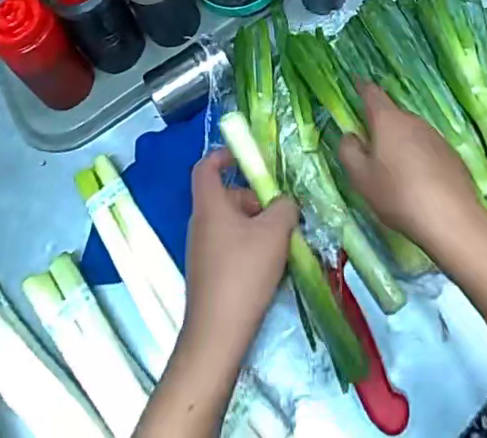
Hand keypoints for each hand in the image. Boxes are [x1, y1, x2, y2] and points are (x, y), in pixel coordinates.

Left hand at [181, 148, 297, 353]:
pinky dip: (250, 247)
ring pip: (231, 223)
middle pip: (226, 196)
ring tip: (284, 240)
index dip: (223, 155)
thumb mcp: (273, 233)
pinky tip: (272, 266)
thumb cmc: (243, 272)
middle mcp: (200, 222)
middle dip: (255, 198)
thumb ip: (284, 208)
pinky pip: (230, 246)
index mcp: (209, 205)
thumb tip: (286, 202)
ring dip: (257, 225)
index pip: (205, 166)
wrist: (218, 332)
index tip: (246, 156)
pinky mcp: (209, 272)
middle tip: (282, 211)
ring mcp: (202, 249)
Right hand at [338, 80, 486, 251]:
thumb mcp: (360, 177)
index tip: (355, 85)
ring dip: (399, 143)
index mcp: (388, 120)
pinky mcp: (453, 156)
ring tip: (394, 172)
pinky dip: (418, 157)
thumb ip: (348, 150)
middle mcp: (414, 121)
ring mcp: (436, 137)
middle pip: (391, 115)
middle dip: (379, 126)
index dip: (361, 87)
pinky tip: (418, 183)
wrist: (453, 221)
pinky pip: (427, 148)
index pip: (372, 93)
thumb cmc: (398, 195)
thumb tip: (351, 135)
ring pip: (410, 132)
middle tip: (370, 149)